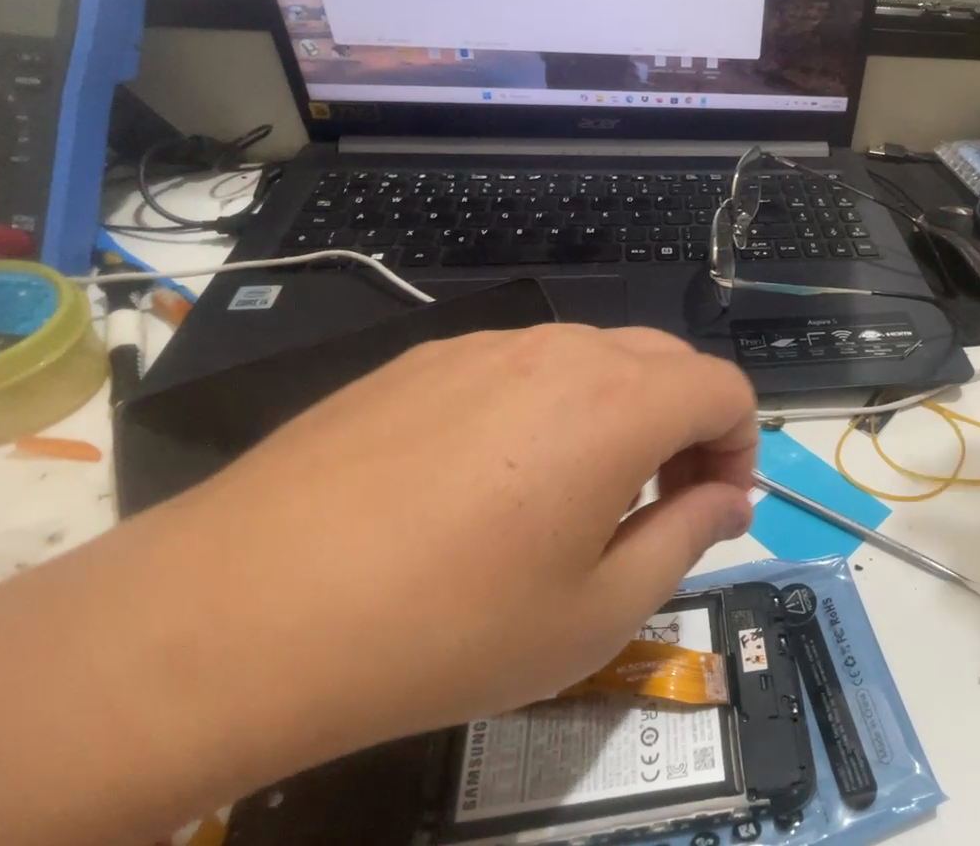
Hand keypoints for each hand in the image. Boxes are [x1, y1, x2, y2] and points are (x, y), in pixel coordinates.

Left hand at [158, 323, 757, 755]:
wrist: (239, 618)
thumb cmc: (447, 630)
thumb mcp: (598, 612)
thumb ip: (686, 540)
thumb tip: (726, 500)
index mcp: (617, 405)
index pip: (724, 387)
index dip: (741, 445)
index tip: (714, 509)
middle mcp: (557, 353)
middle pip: (665, 362)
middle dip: (688, 427)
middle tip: (660, 507)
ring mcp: (480, 348)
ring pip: (592, 358)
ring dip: (620, 414)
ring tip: (576, 497)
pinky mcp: (418, 363)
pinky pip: (518, 368)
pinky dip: (548, 408)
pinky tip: (492, 483)